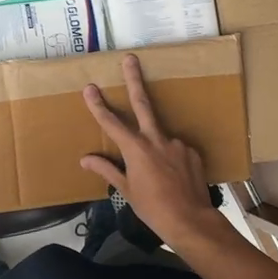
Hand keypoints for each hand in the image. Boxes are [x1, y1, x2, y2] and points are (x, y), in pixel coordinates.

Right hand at [80, 55, 226, 245]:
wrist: (190, 220)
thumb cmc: (152, 208)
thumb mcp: (126, 191)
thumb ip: (107, 170)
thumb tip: (85, 159)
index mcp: (135, 149)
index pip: (111, 123)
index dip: (98, 105)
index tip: (90, 88)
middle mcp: (156, 139)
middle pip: (142, 103)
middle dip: (134, 79)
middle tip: (130, 59)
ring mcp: (176, 144)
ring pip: (159, 137)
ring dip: (155, 148)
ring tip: (158, 176)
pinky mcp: (192, 151)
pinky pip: (175, 151)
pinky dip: (170, 160)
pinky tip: (172, 178)